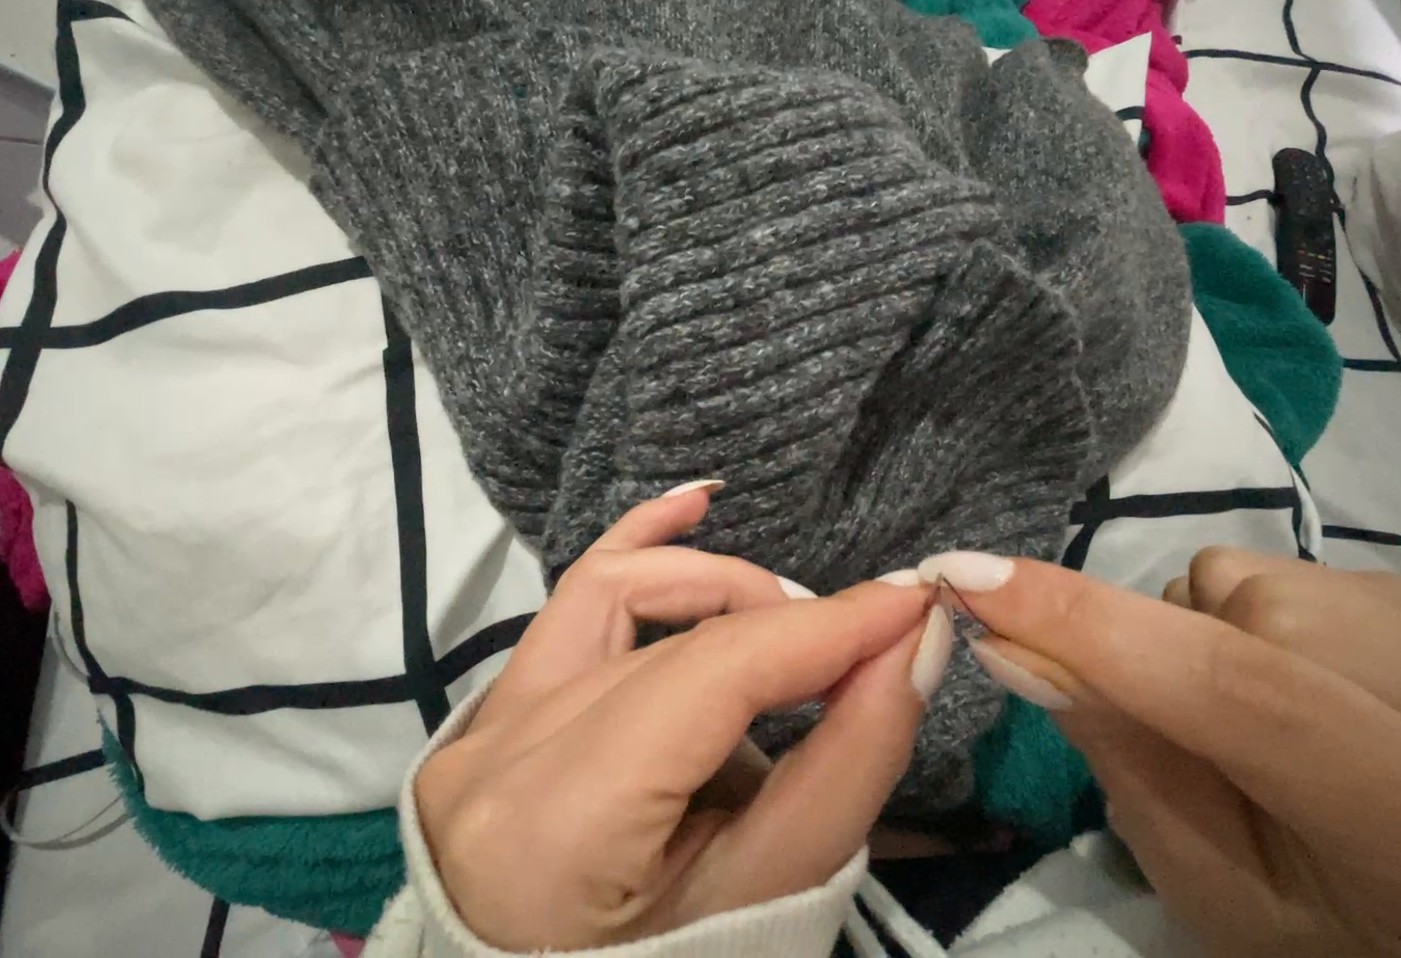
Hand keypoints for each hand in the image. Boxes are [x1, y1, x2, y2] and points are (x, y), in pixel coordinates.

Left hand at [414, 487, 945, 950]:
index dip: (821, 630)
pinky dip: (638, 544)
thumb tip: (907, 643)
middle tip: (874, 638)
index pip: (708, 677)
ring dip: (719, 590)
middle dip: (789, 627)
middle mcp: (502, 751)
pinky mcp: (496, 706)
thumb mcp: (764, 898)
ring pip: (617, 598)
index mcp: (556, 823)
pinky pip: (567, 599)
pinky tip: (693, 502)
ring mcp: (488, 721)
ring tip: (791, 620)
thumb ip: (843, 767)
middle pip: (673, 646)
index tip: (912, 602)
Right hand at [922, 548, 1400, 957]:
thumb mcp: (1204, 884)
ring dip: (1224, 633)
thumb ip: (1117, 749)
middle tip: (1188, 735)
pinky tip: (1326, 699)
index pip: (1238, 691)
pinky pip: (1315, 577)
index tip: (964, 576)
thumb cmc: (1325, 947)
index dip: (1087, 623)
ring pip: (1272, 582)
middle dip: (1168, 646)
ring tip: (1272, 726)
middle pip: (1251, 617)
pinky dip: (1274, 623)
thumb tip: (1005, 637)